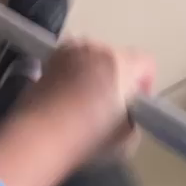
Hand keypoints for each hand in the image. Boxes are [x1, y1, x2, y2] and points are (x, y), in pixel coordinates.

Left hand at [15, 39, 157, 157]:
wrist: (39, 136)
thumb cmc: (88, 138)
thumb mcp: (127, 138)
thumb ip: (134, 117)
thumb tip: (128, 112)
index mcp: (120, 63)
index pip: (146, 62)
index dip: (146, 82)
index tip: (138, 103)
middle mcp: (96, 48)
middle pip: (117, 57)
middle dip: (119, 76)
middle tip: (111, 105)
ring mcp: (70, 49)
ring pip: (92, 56)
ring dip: (95, 71)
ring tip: (87, 99)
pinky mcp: (50, 57)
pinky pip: (71, 59)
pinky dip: (74, 71)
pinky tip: (67, 95)